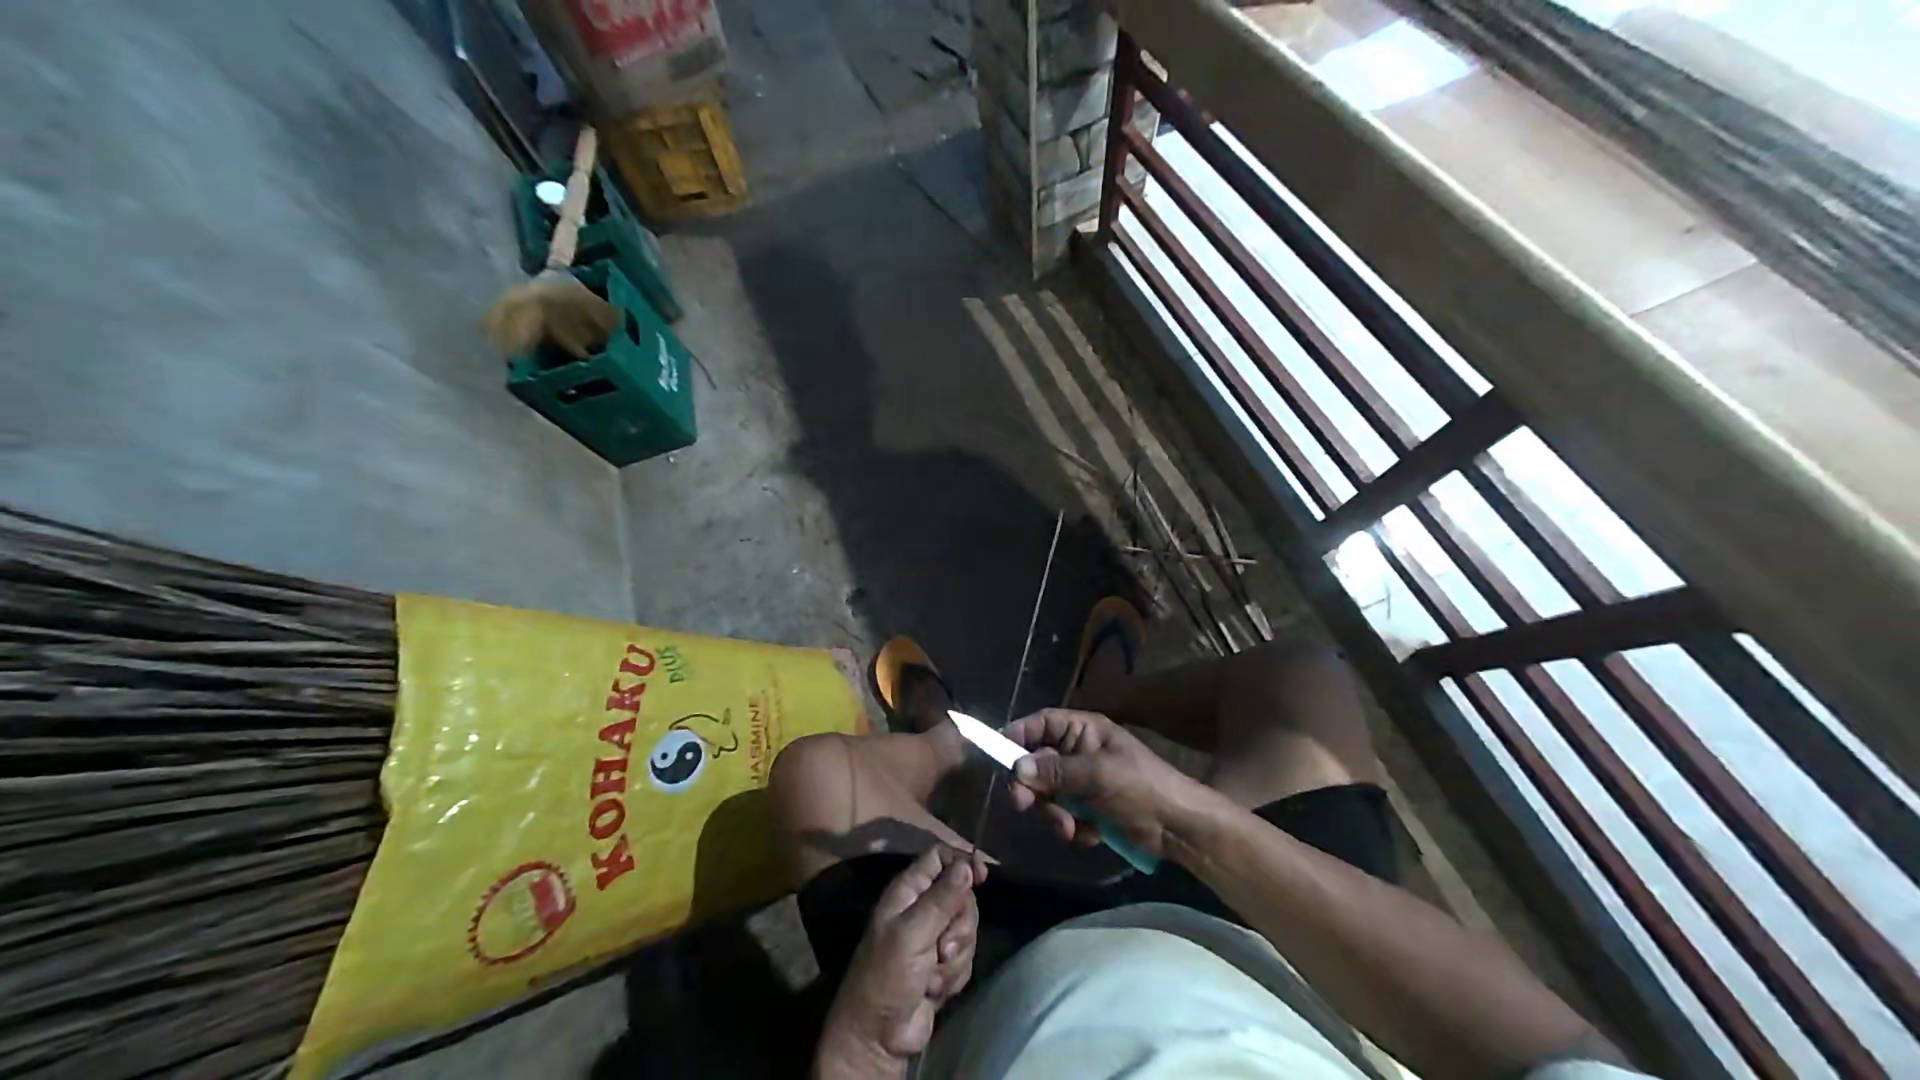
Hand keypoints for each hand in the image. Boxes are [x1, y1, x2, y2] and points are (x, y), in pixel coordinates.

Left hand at [815, 845, 986, 1079]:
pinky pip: (966, 956)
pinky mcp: (943, 963)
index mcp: (908, 890)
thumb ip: (942, 899)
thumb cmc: (887, 975)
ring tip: (933, 974)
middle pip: (961, 894)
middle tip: (943, 946)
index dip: (962, 861)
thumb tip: (966, 865)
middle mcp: (922, 907)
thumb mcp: (912, 933)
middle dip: (960, 924)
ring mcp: (934, 936)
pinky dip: (954, 974)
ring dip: (956, 955)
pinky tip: (935, 989)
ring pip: (966, 928)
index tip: (982, 876)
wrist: (879, 1034)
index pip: (939, 857)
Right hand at [1005, 708, 1206, 859]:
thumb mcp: (1098, 775)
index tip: (997, 753)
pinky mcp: (1088, 809)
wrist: (1179, 829)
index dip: (1019, 734)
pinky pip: (1063, 814)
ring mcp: (1082, 782)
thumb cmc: (1141, 788)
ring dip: (1053, 812)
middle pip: (1037, 761)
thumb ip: (1055, 770)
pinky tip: (1090, 834)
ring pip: (1047, 793)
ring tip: (1070, 828)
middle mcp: (1079, 752)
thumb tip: (1016, 767)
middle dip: (1033, 786)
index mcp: (1085, 731)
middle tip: (1023, 804)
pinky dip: (1071, 826)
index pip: (1042, 723)